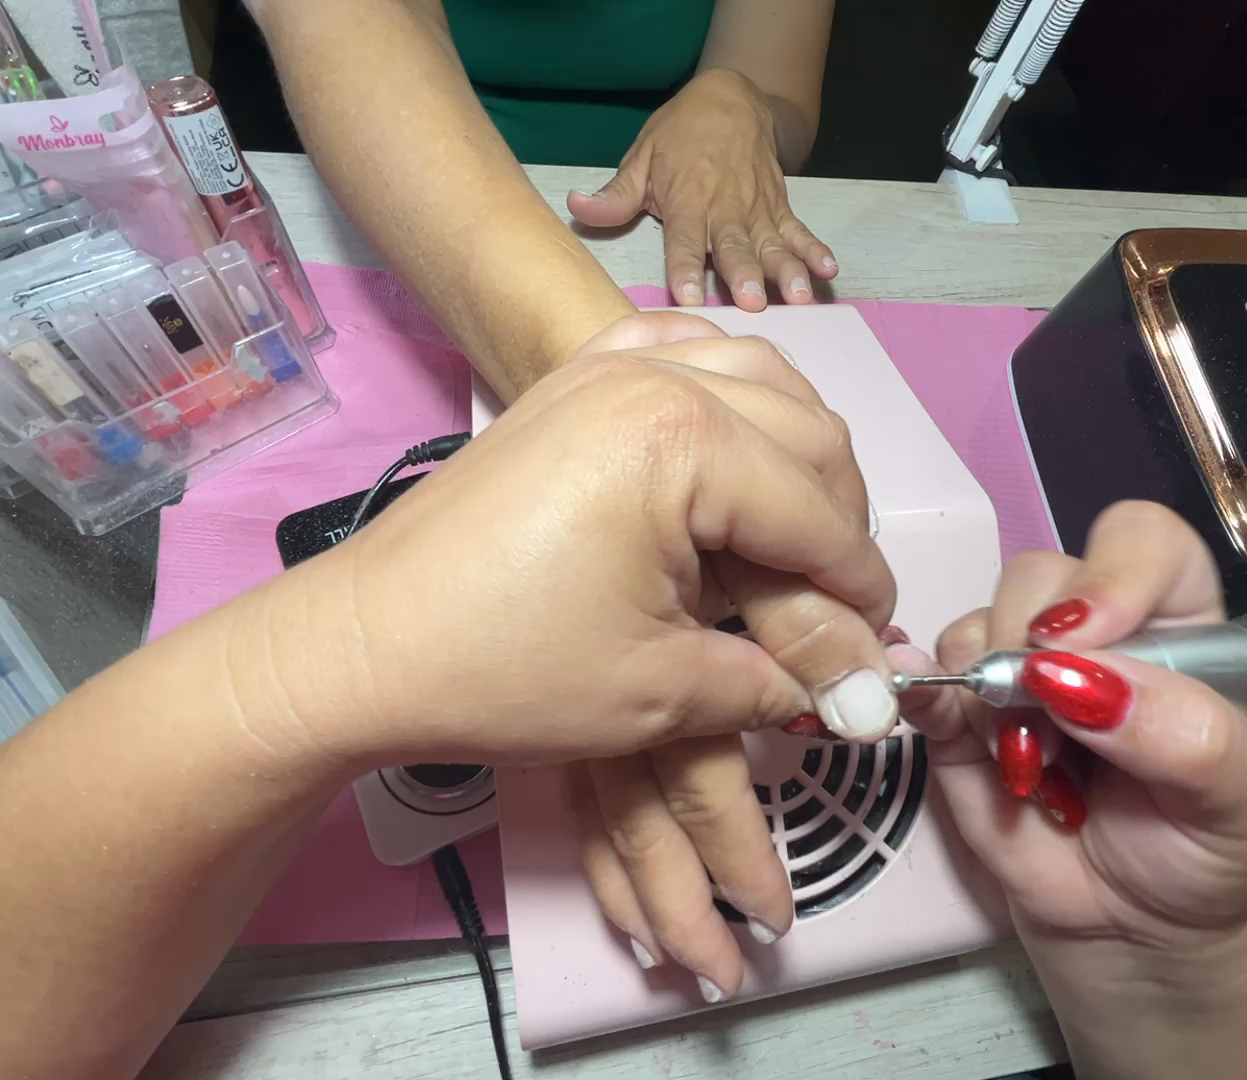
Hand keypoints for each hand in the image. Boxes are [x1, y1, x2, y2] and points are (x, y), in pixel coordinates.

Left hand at [554, 314, 898, 1001]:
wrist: (368, 644)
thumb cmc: (505, 672)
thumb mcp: (659, 692)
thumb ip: (779, 677)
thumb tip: (866, 691)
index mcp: (681, 443)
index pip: (818, 513)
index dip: (861, 585)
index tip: (878, 642)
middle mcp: (657, 376)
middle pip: (810, 433)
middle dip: (840, 519)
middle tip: (834, 595)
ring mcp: (610, 364)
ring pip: (762, 376)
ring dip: (798, 449)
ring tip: (794, 524)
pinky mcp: (575, 378)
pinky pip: (687, 353)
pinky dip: (731, 392)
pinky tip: (729, 438)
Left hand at [567, 69, 836, 311]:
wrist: (732, 97)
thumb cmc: (680, 136)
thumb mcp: (642, 158)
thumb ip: (616, 194)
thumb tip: (578, 205)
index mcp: (687, 201)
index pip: (684, 240)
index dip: (686, 269)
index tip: (688, 298)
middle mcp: (725, 209)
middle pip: (734, 246)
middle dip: (743, 275)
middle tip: (751, 303)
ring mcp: (757, 210)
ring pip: (772, 243)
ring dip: (786, 270)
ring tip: (799, 295)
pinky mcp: (779, 209)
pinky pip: (799, 231)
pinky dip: (815, 250)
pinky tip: (828, 271)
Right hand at [897, 504, 1246, 1079]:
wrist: (1125, 926)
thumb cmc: (1198, 853)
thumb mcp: (1238, 802)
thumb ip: (1181, 733)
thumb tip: (1062, 674)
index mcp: (1172, 627)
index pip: (1142, 544)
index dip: (1111, 570)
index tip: (1084, 636)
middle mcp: (1084, 634)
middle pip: (1040, 572)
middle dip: (1033, 640)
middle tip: (1051, 724)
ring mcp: (1012, 667)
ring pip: (976, 619)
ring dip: (989, 688)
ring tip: (1027, 766)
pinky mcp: (957, 708)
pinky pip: (922, 671)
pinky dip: (927, 691)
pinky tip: (951, 727)